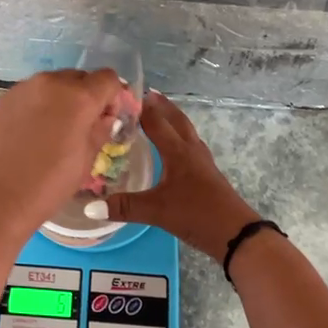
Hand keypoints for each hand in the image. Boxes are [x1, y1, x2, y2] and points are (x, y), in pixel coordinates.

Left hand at [0, 68, 128, 237]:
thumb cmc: (47, 185)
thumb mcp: (85, 162)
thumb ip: (99, 131)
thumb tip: (104, 117)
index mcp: (79, 97)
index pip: (108, 79)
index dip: (113, 96)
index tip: (108, 119)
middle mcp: (52, 83)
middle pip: (80, 77)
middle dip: (88, 96)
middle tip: (83, 127)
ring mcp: (23, 88)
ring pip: (54, 84)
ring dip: (63, 99)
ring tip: (55, 132)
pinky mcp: (3, 99)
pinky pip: (32, 94)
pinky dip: (40, 105)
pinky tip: (32, 134)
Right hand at [101, 92, 261, 263]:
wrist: (236, 233)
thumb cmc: (197, 214)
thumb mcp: (157, 212)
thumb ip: (125, 207)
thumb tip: (90, 207)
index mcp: (177, 151)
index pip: (155, 121)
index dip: (140, 107)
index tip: (124, 93)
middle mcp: (191, 150)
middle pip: (176, 119)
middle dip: (161, 105)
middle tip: (146, 94)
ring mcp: (203, 161)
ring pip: (186, 131)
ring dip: (172, 119)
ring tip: (159, 114)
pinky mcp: (208, 174)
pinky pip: (190, 146)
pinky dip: (179, 138)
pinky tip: (174, 148)